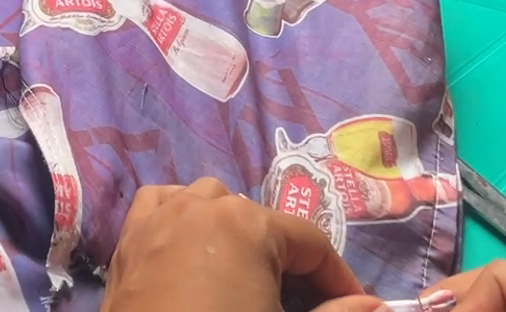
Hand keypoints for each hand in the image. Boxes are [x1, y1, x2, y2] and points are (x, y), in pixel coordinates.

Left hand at [102, 178, 383, 311]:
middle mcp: (202, 203)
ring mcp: (160, 216)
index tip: (357, 305)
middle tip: (299, 306)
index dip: (338, 277)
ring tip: (247, 282)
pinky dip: (181, 216)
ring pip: (209, 203)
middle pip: (260, 221)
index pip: (310, 241)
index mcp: (246, 222)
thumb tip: (377, 306)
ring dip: (233, 234)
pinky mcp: (128, 238)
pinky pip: (161, 204)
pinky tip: (191, 249)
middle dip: (285, 260)